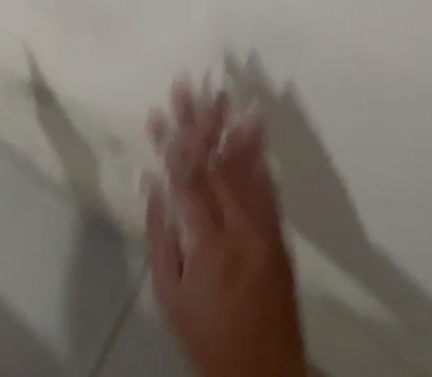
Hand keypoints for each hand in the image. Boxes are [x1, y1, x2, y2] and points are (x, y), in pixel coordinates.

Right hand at [145, 77, 307, 376]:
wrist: (266, 372)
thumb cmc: (205, 333)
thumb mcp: (168, 290)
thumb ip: (160, 232)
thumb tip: (152, 181)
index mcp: (206, 241)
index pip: (188, 177)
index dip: (175, 139)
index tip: (164, 107)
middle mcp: (239, 228)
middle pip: (216, 164)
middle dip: (200, 121)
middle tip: (190, 84)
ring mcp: (264, 232)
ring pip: (246, 170)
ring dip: (232, 129)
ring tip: (225, 94)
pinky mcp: (279, 239)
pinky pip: (268, 191)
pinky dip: (258, 160)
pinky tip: (253, 134)